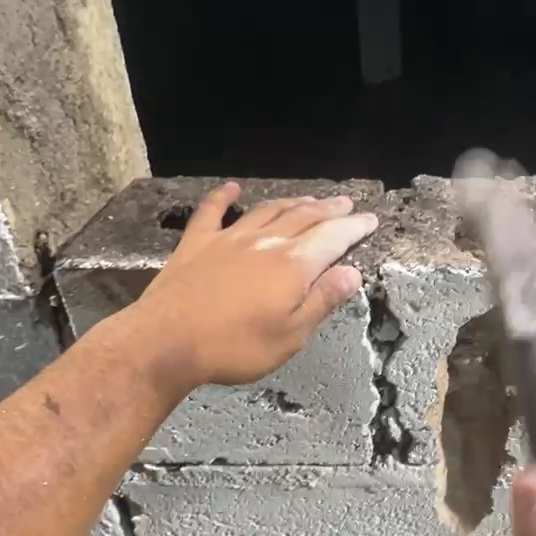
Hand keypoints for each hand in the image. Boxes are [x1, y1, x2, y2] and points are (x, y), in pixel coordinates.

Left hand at [126, 182, 377, 393]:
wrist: (166, 342)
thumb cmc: (235, 347)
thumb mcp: (291, 336)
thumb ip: (322, 301)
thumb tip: (351, 273)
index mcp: (293, 265)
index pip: (333, 238)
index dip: (354, 227)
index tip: (370, 220)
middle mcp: (266, 242)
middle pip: (304, 217)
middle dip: (329, 209)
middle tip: (346, 203)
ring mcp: (229, 238)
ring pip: (268, 210)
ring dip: (292, 202)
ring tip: (309, 198)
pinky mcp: (197, 244)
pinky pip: (214, 211)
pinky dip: (225, 197)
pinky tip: (233, 188)